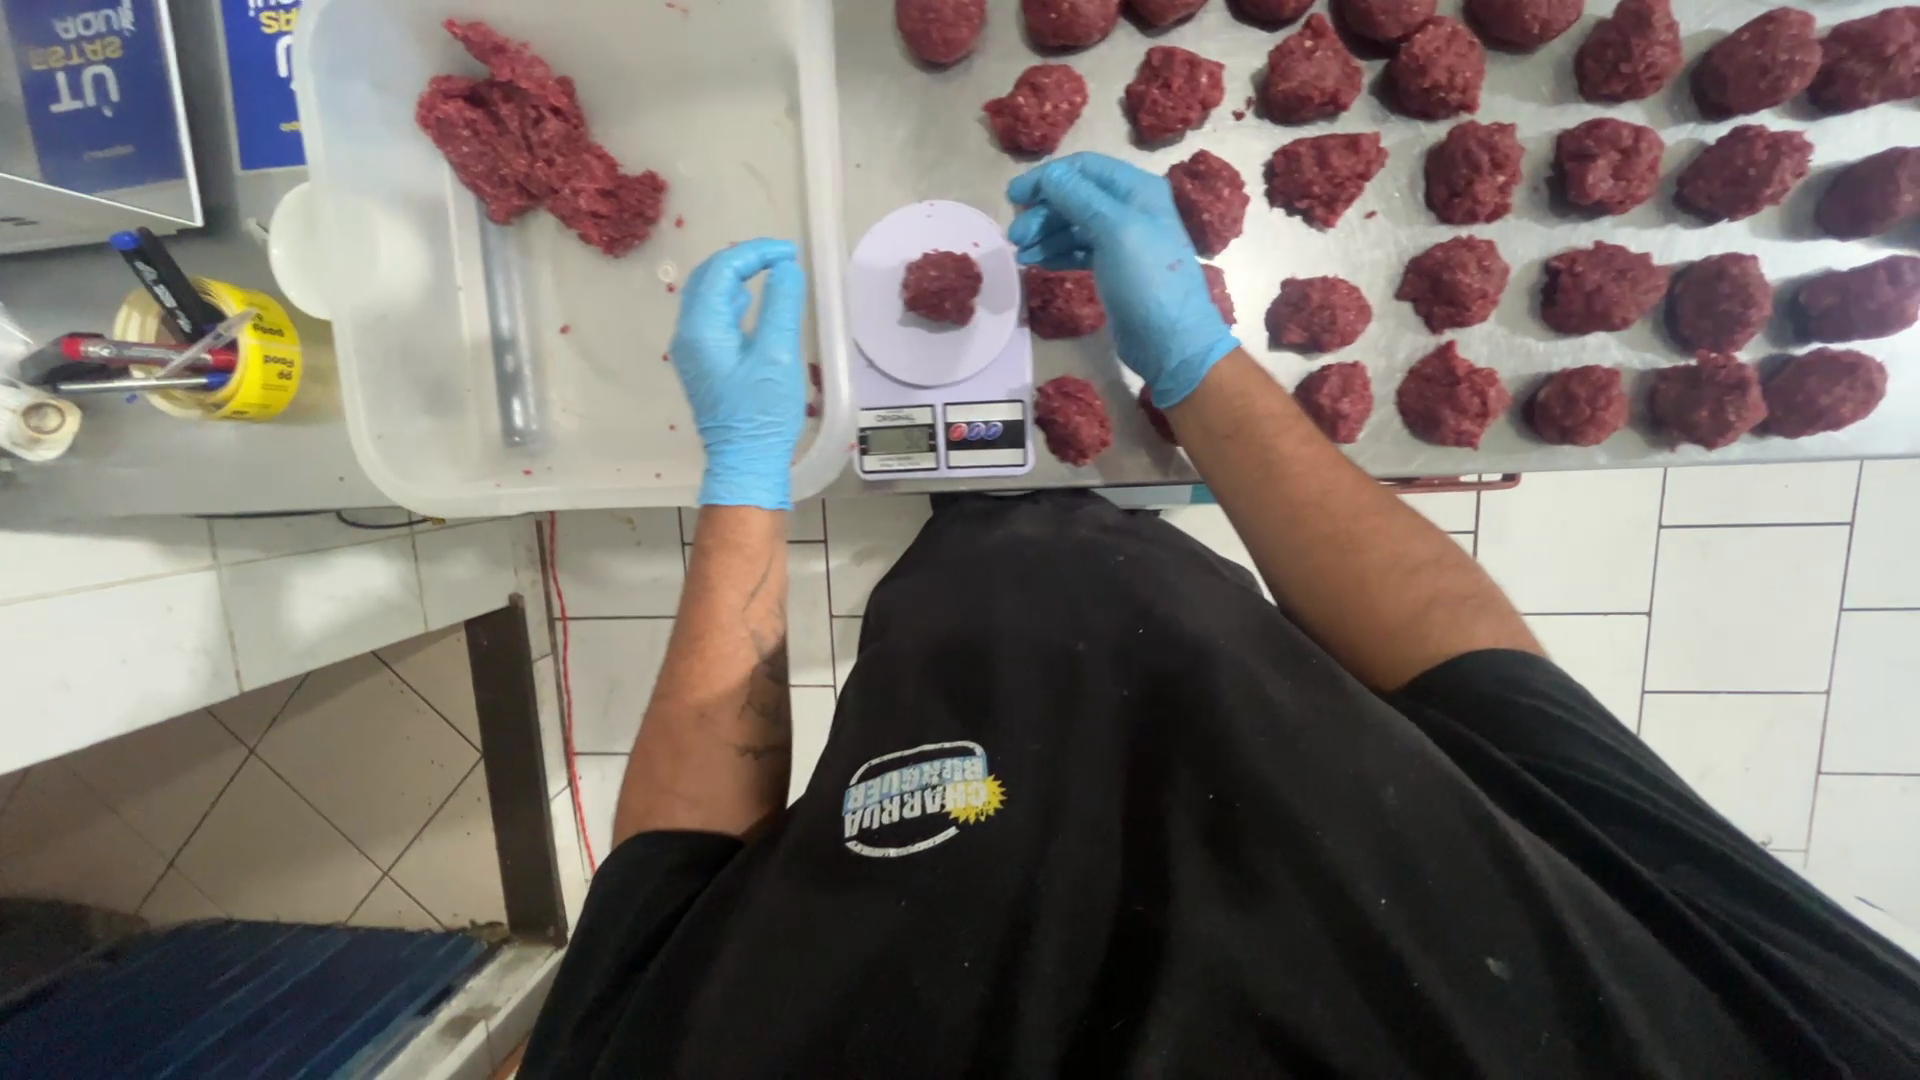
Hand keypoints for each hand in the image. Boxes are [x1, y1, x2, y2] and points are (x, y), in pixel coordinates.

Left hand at [669, 238, 808, 509]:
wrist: (746, 462)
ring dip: (737, 279)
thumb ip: (781, 306)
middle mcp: (688, 335)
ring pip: (708, 298)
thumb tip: (785, 270)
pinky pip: (713, 320)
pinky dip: (733, 302)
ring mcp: (692, 352)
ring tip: (770, 273)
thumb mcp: (778, 355)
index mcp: (702, 328)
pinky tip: (752, 305)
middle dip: (743, 261)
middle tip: (781, 258)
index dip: (756, 253)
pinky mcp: (704, 366)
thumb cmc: (762, 413)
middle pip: (708, 279)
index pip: (722, 270)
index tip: (789, 253)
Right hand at [1007, 152, 1237, 406]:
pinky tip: (1035, 263)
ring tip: (1020, 253)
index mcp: (1136, 190)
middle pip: (1076, 197)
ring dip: (1045, 235)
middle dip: (1043, 211)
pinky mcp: (1112, 270)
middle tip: (1014, 235)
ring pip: (1074, 226)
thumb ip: (1080, 198)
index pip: (1084, 169)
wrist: (1169, 340)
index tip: (1013, 197)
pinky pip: (1078, 252)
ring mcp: (1121, 241)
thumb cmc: (1147, 281)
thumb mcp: (1115, 230)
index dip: (1047, 179)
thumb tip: (1049, 175)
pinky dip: (1056, 254)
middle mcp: (1129, 210)